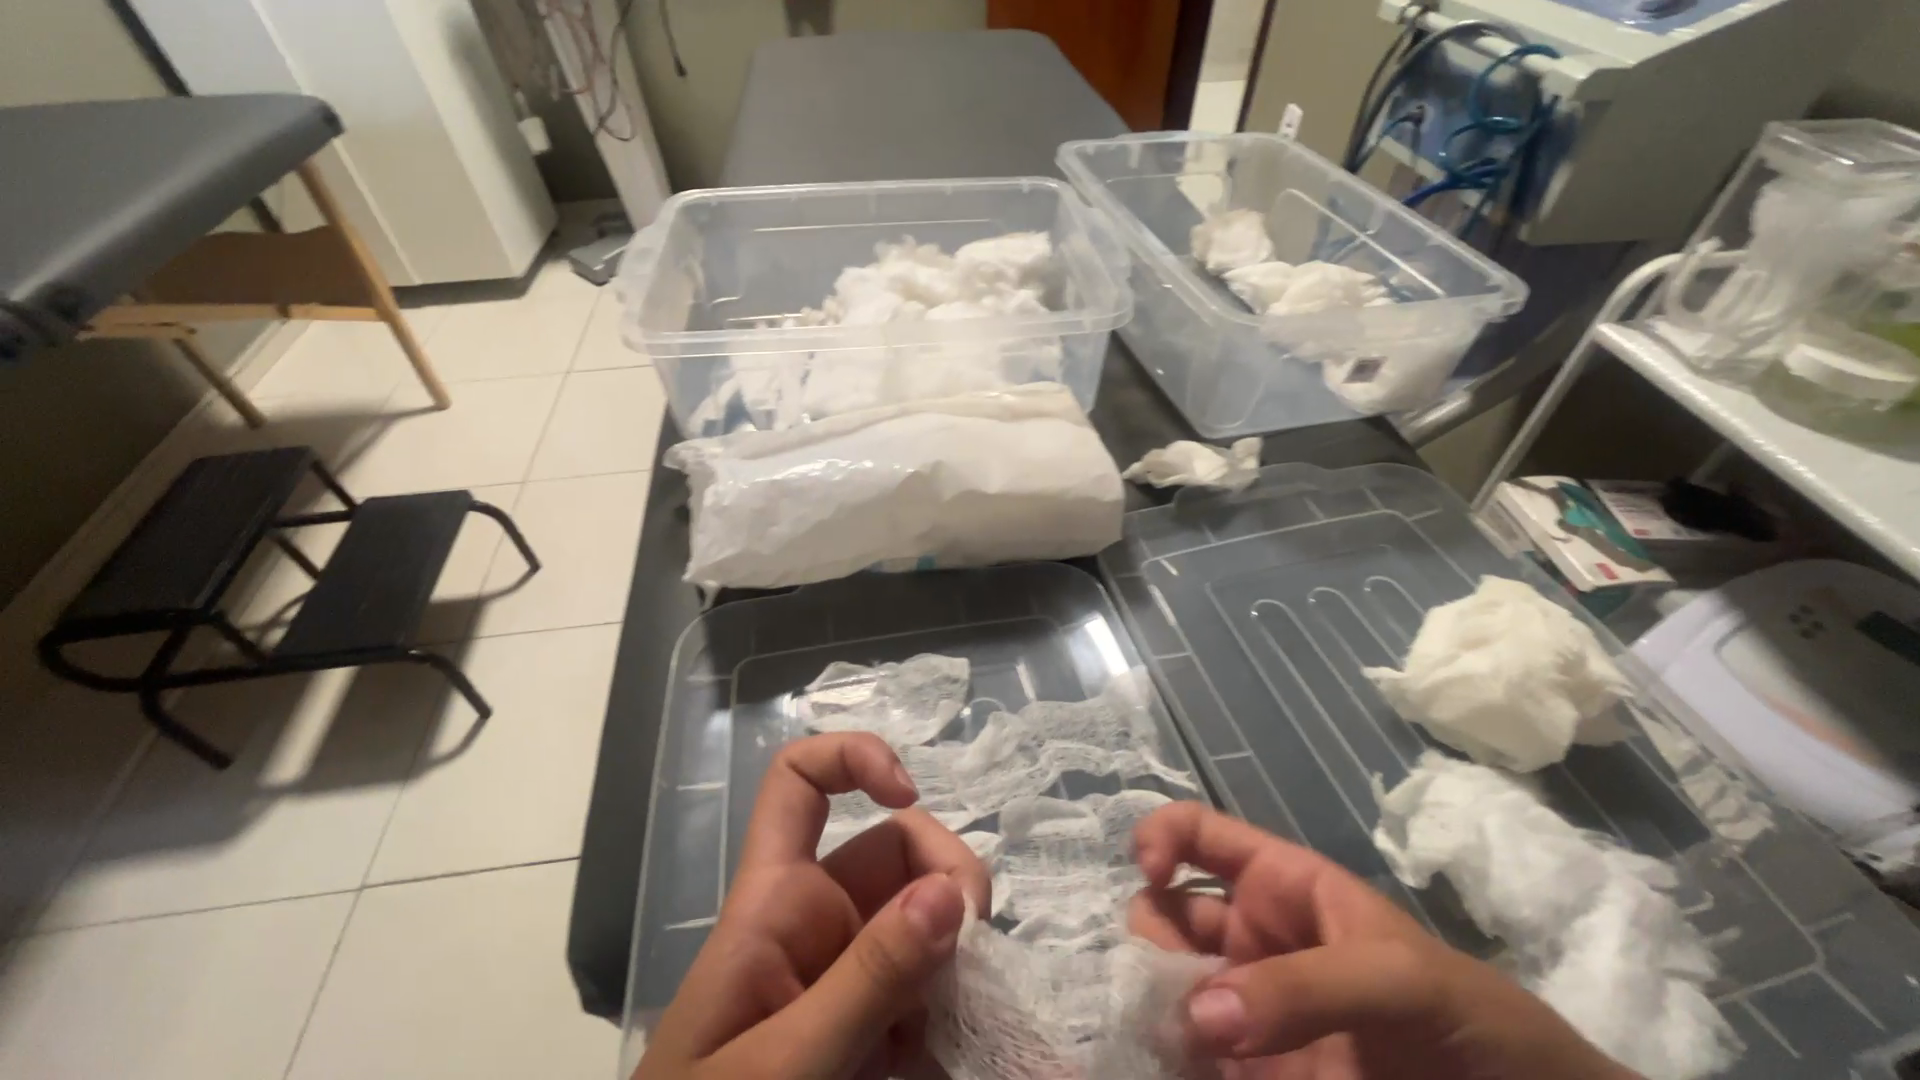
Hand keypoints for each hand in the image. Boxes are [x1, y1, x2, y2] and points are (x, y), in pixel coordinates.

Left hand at [636, 733, 991, 1079]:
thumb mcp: (784, 1062)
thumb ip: (867, 982)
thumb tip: (949, 893)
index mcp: (776, 902)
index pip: (798, 785)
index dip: (852, 759)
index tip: (909, 794)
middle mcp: (820, 924)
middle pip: (899, 852)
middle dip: (950, 881)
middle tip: (979, 948)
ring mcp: (855, 981)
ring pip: (931, 926)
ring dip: (970, 960)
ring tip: (998, 1023)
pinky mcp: (880, 1035)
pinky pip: (937, 999)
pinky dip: (967, 1020)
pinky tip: (993, 1054)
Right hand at [1129, 802, 1639, 1079]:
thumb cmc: (1476, 1025)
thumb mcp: (1404, 982)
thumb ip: (1306, 988)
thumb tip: (1197, 1013)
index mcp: (1282, 888)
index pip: (1200, 834)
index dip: (1162, 834)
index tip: (1149, 870)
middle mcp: (1251, 942)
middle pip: (1162, 913)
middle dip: (1150, 941)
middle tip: (1174, 989)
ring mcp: (1245, 1012)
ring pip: (1163, 987)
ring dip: (1150, 1005)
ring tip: (1176, 1042)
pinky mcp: (1245, 1074)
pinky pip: (1182, 1054)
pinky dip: (1165, 1055)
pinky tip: (1175, 1064)